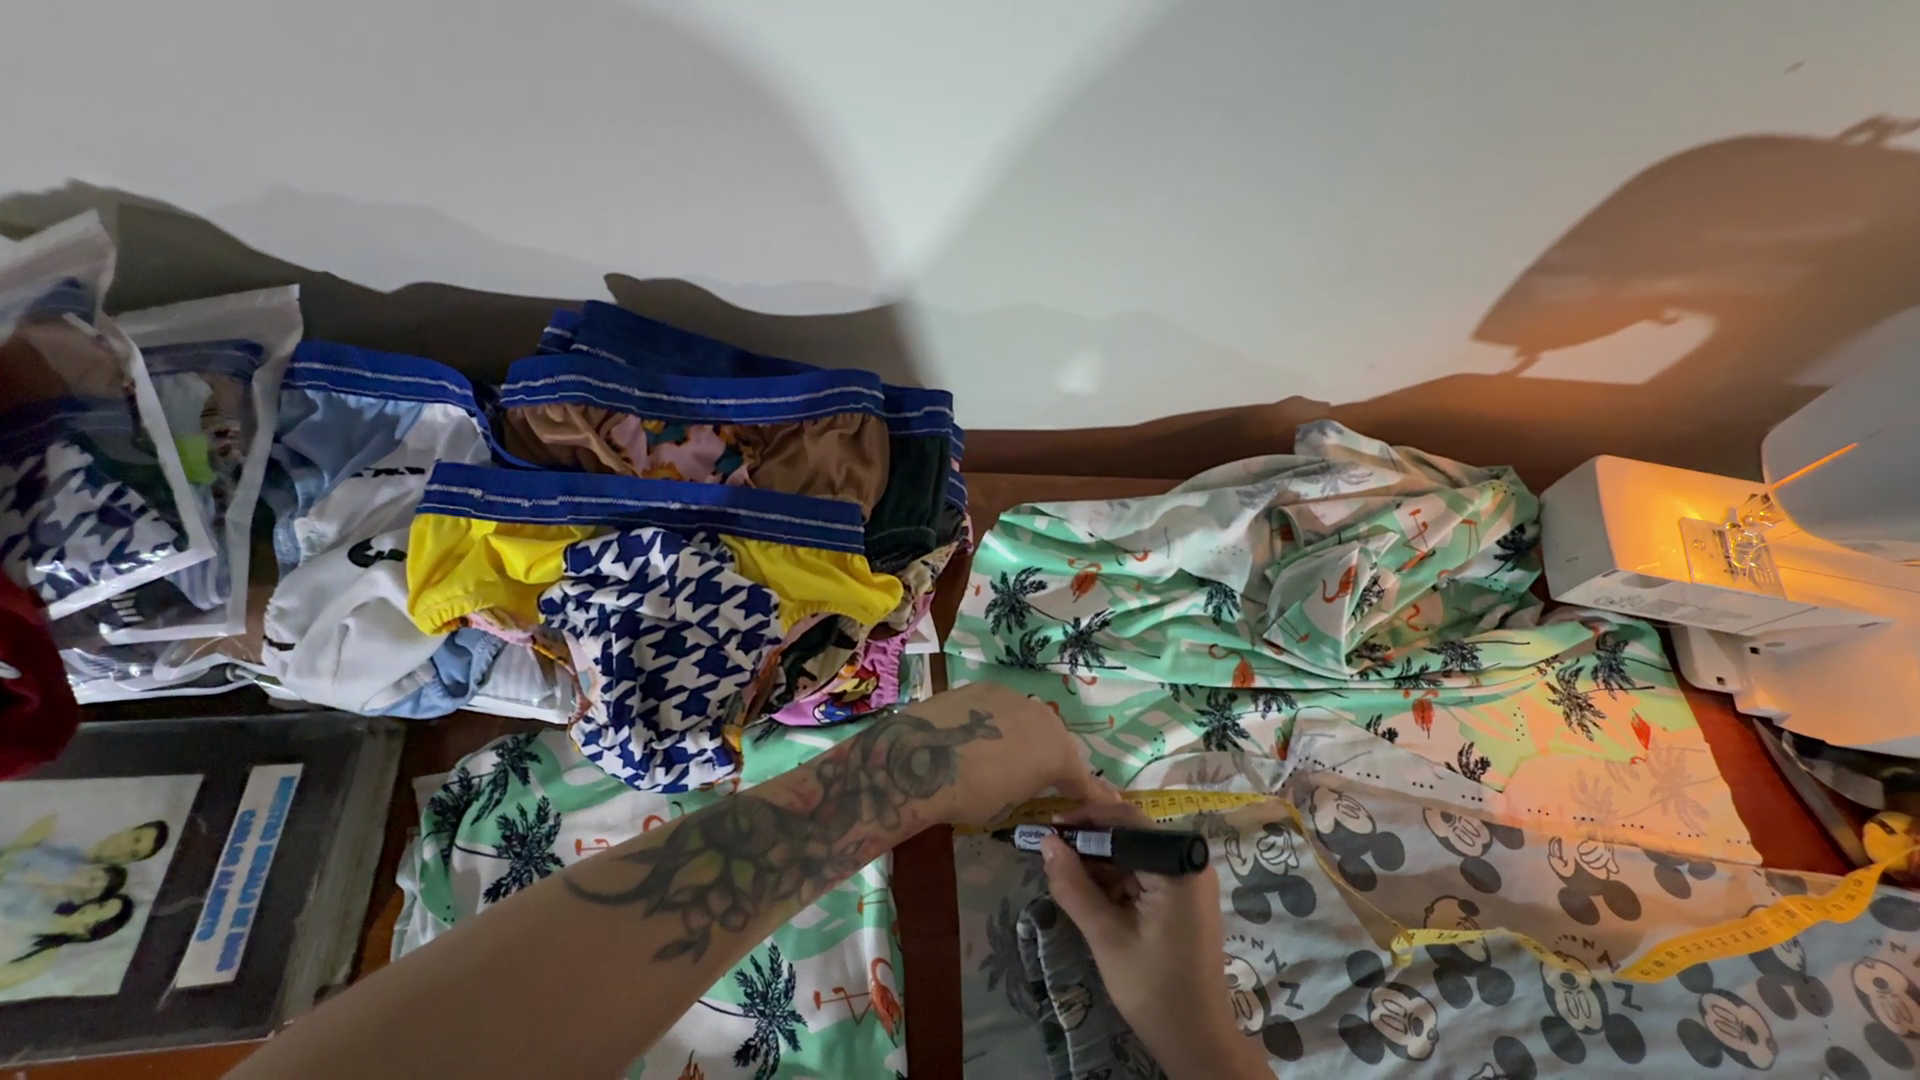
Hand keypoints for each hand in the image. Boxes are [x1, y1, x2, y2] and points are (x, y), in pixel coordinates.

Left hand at [908, 681, 1116, 826]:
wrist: (921, 756)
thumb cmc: (968, 795)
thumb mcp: (1008, 803)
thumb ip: (1029, 786)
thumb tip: (1027, 781)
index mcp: (1057, 754)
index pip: (1082, 778)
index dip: (1091, 793)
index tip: (1107, 801)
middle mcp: (1043, 718)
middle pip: (1057, 741)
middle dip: (1054, 759)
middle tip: (1044, 777)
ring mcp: (1013, 697)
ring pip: (1029, 719)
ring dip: (1024, 736)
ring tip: (1005, 754)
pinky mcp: (984, 686)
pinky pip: (1000, 708)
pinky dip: (997, 722)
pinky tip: (978, 735)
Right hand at [1041, 802, 1270, 1079]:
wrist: (1197, 1042)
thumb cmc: (1154, 988)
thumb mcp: (1106, 935)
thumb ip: (1073, 886)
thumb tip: (1046, 842)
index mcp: (1180, 864)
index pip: (1126, 821)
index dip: (1084, 820)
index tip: (1048, 829)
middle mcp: (1190, 862)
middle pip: (1130, 835)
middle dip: (1089, 844)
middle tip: (1050, 856)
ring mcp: (1189, 880)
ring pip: (1133, 855)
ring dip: (1099, 865)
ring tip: (1064, 879)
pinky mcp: (1183, 898)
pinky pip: (1143, 874)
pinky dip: (1115, 881)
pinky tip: (1091, 897)